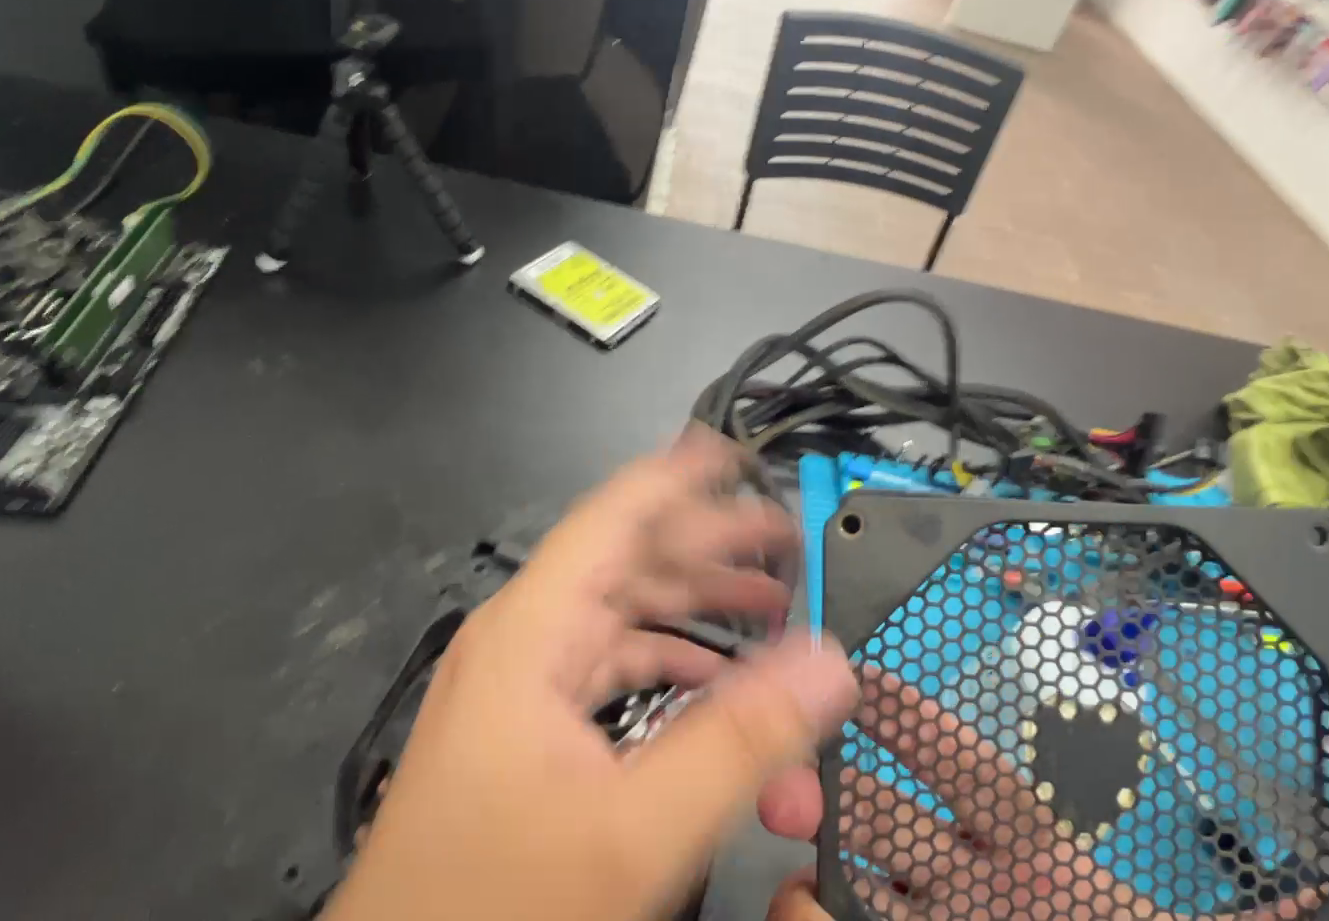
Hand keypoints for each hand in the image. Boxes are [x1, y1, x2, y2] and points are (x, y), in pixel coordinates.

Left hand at [324, 428, 859, 920]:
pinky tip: (712, 679)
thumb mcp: (635, 826)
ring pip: (621, 613)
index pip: (613, 516)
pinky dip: (667, 659)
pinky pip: (609, 665)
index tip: (735, 452)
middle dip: (708, 547)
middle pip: (626, 561)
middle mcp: (524, 639)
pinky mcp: (528, 724)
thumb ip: (739, 740)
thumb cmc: (500, 893)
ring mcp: (523, 681)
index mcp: (533, 631)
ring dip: (692, 605)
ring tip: (767, 607)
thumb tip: (827, 663)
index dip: (677, 474)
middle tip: (783, 541)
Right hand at [763, 670, 1328, 920]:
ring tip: (788, 858)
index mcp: (1043, 865)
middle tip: (786, 777)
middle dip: (832, 781)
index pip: (969, 771)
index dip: (915, 722)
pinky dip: (814, 919)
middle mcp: (973, 890)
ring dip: (810, 861)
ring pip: (849, 880)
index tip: (857, 676)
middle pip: (885, 813)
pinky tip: (805, 913)